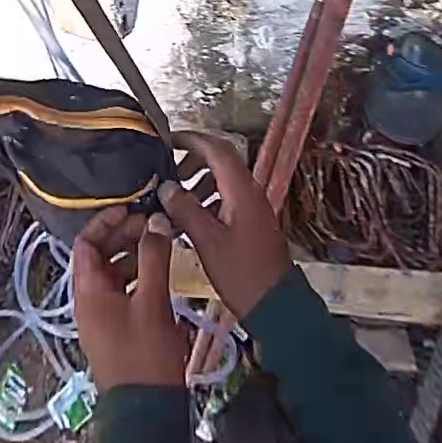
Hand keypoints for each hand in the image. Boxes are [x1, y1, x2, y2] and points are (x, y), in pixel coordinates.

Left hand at [71, 205, 187, 388]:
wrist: (147, 411)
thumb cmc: (144, 355)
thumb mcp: (151, 301)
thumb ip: (153, 257)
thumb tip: (156, 220)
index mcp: (88, 292)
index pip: (86, 243)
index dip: (106, 222)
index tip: (131, 209)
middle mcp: (90, 301)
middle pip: (100, 255)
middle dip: (124, 235)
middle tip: (152, 225)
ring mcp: (103, 315)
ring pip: (113, 271)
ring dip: (133, 253)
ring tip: (159, 243)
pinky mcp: (118, 327)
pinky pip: (123, 289)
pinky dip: (138, 273)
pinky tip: (159, 270)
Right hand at [158, 131, 292, 319]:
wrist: (276, 303)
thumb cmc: (241, 273)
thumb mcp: (207, 241)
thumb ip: (185, 210)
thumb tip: (166, 187)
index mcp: (241, 189)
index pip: (217, 149)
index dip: (192, 140)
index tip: (168, 139)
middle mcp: (249, 189)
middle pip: (220, 159)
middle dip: (193, 159)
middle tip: (169, 170)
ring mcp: (252, 204)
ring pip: (222, 178)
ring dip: (199, 181)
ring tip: (177, 200)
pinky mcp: (251, 218)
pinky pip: (226, 195)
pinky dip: (208, 198)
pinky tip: (192, 219)